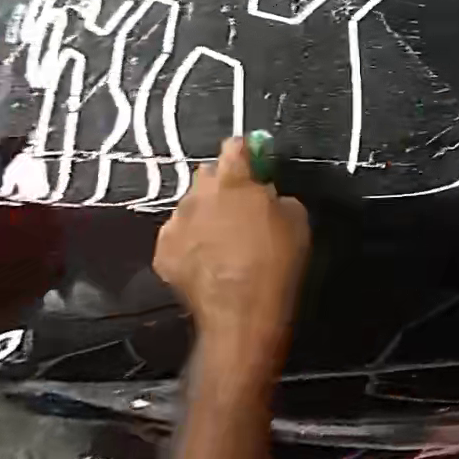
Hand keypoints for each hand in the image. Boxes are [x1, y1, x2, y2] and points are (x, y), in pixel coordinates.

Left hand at [152, 136, 309, 384]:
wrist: (242, 311)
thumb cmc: (277, 260)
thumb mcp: (296, 219)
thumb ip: (277, 197)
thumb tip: (266, 197)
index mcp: (232, 181)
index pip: (235, 147)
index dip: (247, 150)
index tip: (255, 159)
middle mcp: (197, 195)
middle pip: (207, 174)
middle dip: (223, 182)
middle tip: (241, 203)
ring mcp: (175, 224)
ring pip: (190, 206)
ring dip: (206, 212)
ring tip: (223, 236)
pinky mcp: (162, 252)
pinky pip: (179, 235)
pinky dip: (192, 240)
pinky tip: (207, 258)